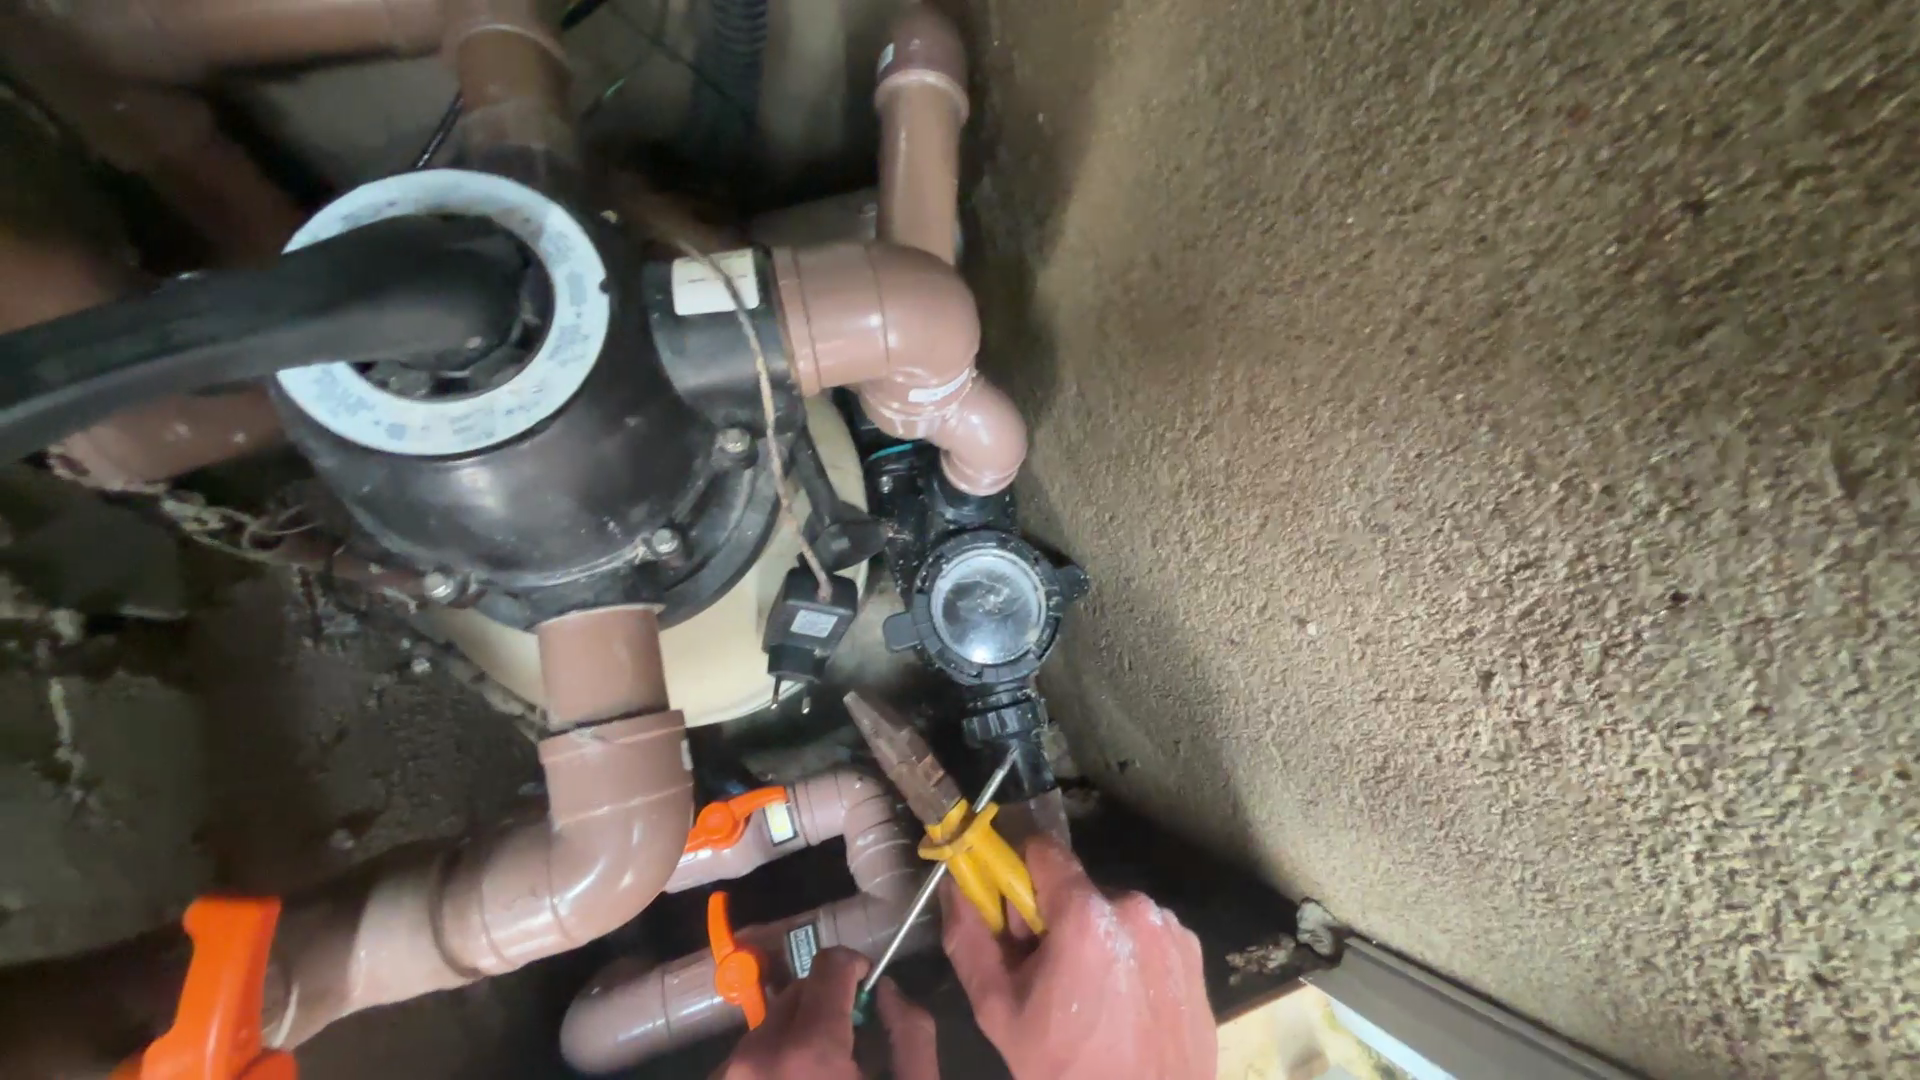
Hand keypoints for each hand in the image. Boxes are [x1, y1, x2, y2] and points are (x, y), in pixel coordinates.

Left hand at [716, 947, 938, 1079]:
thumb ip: (912, 1034)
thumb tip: (887, 991)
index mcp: (810, 1051)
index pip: (829, 965)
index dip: (854, 967)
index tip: (867, 986)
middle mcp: (758, 1056)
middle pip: (798, 992)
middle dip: (826, 1006)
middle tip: (849, 1047)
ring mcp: (729, 1076)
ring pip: (771, 1024)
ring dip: (798, 1036)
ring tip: (818, 1078)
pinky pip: (747, 1058)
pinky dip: (772, 1064)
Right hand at [940, 838, 1214, 1079]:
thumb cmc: (1065, 1069)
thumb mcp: (998, 1010)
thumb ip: (970, 937)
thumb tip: (956, 884)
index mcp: (1086, 914)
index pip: (1042, 849)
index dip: (1021, 881)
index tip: (1019, 925)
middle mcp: (1134, 906)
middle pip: (1076, 886)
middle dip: (1056, 918)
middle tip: (1052, 976)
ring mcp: (1170, 928)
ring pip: (1111, 909)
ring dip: (1094, 936)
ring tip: (1092, 996)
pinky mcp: (1193, 951)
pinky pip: (1144, 932)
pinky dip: (1128, 953)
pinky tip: (1125, 1001)